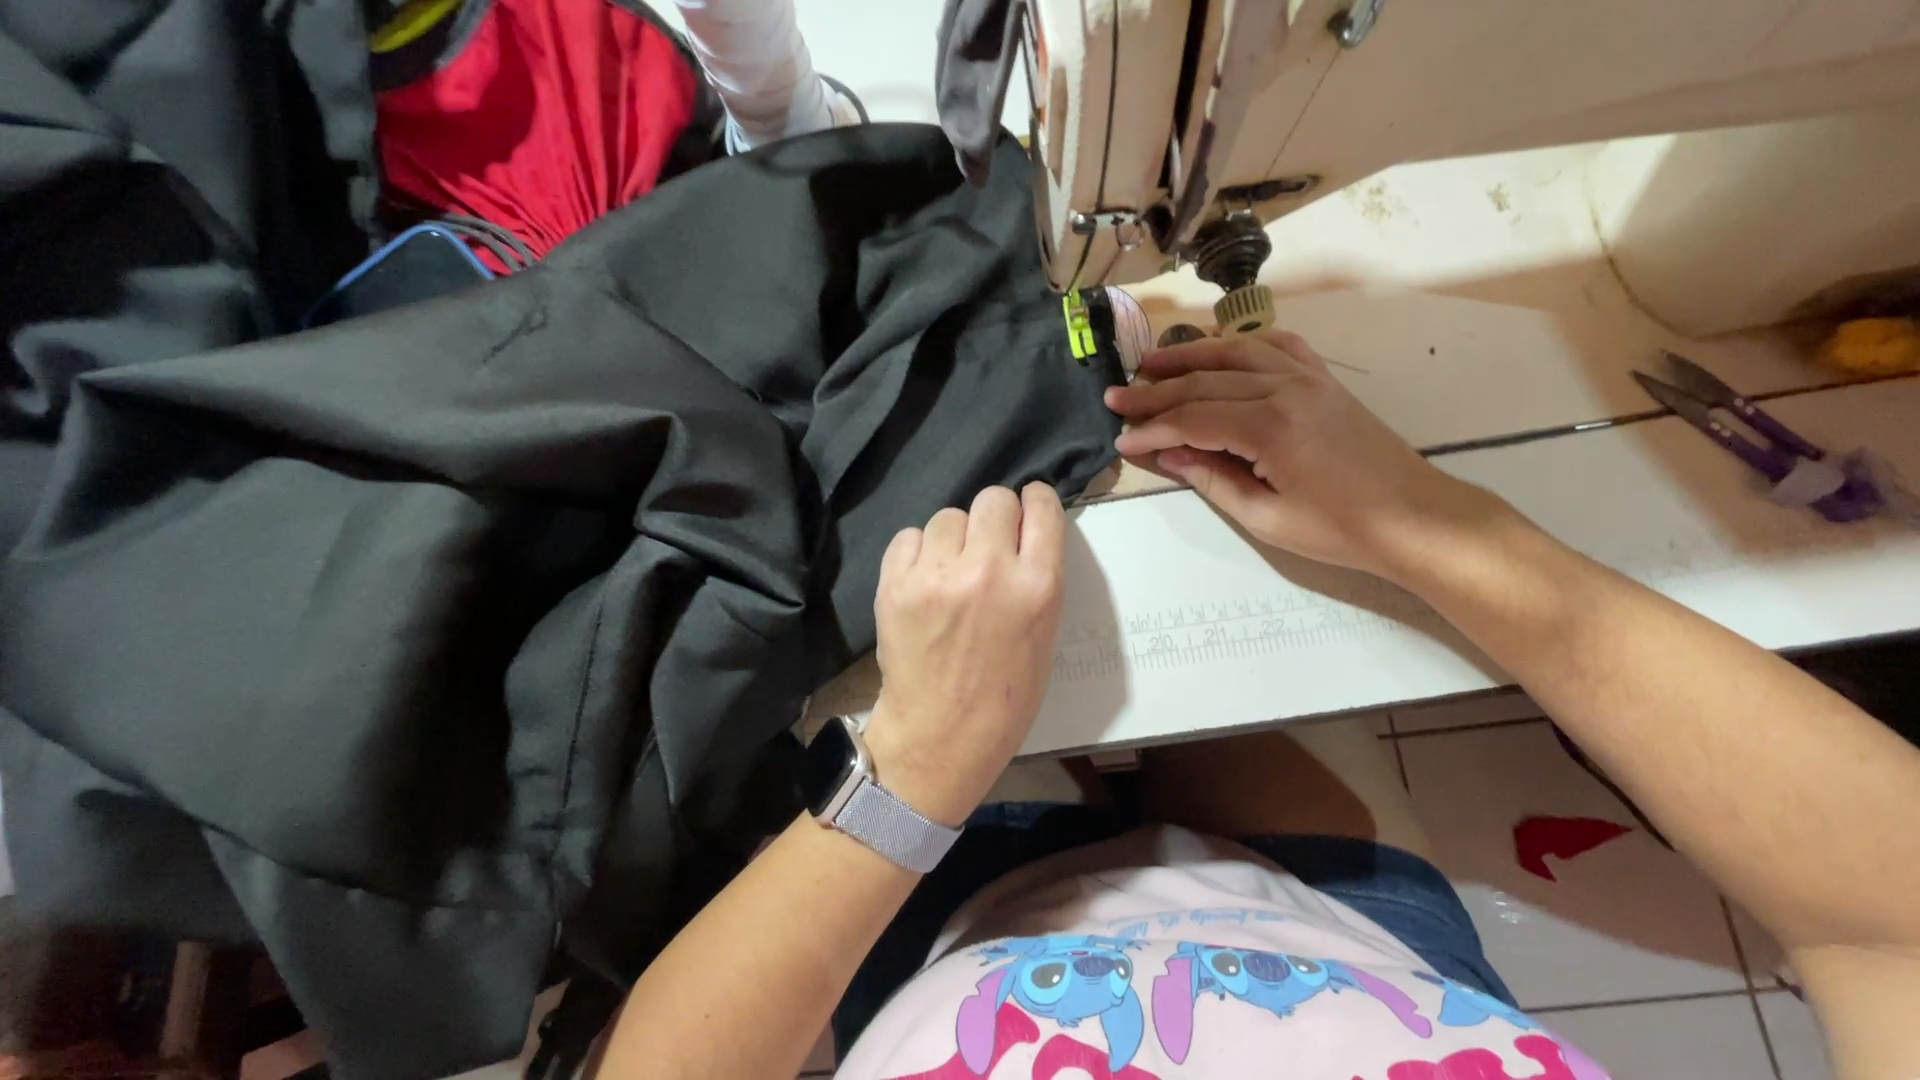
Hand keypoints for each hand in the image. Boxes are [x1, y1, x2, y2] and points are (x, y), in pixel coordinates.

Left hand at [864, 483, 1067, 824]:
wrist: (941, 735)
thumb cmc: (1005, 695)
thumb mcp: (1044, 634)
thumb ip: (1037, 577)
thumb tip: (1022, 533)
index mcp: (1038, 586)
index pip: (1041, 506)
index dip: (1034, 503)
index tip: (1026, 511)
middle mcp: (989, 570)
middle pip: (993, 498)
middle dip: (993, 517)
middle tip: (986, 546)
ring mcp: (937, 575)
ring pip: (948, 515)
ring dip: (952, 538)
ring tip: (949, 574)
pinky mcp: (895, 583)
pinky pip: (909, 536)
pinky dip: (917, 553)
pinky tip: (923, 583)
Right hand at [1104, 329, 1502, 582]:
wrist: (1412, 516)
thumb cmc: (1338, 529)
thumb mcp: (1264, 516)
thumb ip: (1212, 478)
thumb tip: (1168, 453)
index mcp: (1269, 427)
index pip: (1192, 419)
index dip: (1152, 429)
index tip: (1121, 440)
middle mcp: (1285, 389)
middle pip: (1205, 382)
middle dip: (1156, 391)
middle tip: (1116, 397)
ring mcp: (1307, 378)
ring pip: (1234, 354)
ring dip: (1189, 356)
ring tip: (1150, 362)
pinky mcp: (1323, 379)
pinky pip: (1276, 347)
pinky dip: (1241, 345)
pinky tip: (1220, 349)